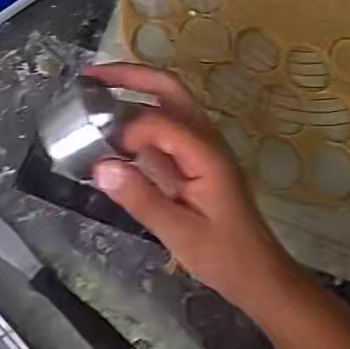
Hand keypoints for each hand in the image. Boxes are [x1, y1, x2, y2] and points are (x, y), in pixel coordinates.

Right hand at [83, 64, 306, 312]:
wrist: (259, 272)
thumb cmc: (225, 255)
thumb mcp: (179, 233)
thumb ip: (141, 198)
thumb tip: (101, 167)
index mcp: (206, 153)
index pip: (160, 122)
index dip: (127, 132)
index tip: (104, 155)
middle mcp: (207, 139)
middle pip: (170, 90)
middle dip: (131, 77)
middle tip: (90, 76)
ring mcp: (205, 147)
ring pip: (171, 103)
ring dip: (137, 91)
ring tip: (98, 92)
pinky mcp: (199, 160)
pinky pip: (170, 128)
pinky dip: (142, 119)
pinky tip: (119, 132)